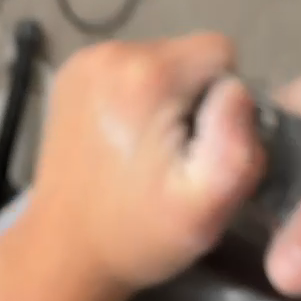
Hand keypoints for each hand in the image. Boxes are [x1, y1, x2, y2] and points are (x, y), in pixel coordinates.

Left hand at [21, 33, 265, 298]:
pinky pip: (127, 65)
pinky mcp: (71, 70)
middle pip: (186, 53)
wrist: (63, 250)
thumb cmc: (138, 231)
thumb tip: (238, 90)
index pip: (219, 51)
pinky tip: (120, 135)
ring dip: (164, 95)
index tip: (201, 143)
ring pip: (158, 58)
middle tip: (173, 152)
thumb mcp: (204, 209)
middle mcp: (112, 50)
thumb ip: (235, 145)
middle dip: (192, 97)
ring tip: (145, 147)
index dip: (224, 99)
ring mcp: (85, 57)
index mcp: (146, 73)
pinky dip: (134, 94)